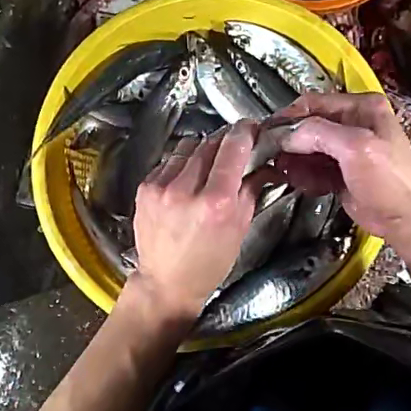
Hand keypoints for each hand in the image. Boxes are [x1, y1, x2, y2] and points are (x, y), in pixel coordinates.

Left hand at [128, 124, 258, 320]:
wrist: (166, 283)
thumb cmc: (208, 264)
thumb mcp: (240, 228)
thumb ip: (251, 189)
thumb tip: (264, 165)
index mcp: (217, 202)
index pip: (233, 148)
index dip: (245, 132)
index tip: (251, 128)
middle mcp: (186, 190)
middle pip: (211, 143)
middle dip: (226, 141)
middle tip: (235, 146)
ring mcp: (162, 187)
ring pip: (189, 147)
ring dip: (203, 151)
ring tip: (209, 168)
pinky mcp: (146, 188)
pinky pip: (170, 161)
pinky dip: (183, 165)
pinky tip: (188, 181)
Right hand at [269, 92, 410, 255]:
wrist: (407, 220)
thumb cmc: (391, 181)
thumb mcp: (356, 148)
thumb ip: (319, 133)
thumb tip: (286, 133)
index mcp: (362, 108)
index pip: (314, 103)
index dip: (290, 118)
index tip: (269, 134)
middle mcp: (354, 124)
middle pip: (308, 126)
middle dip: (291, 143)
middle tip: (274, 157)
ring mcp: (347, 149)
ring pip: (307, 149)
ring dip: (295, 162)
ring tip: (289, 173)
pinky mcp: (341, 172)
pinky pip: (313, 168)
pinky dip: (305, 175)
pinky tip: (303, 183)